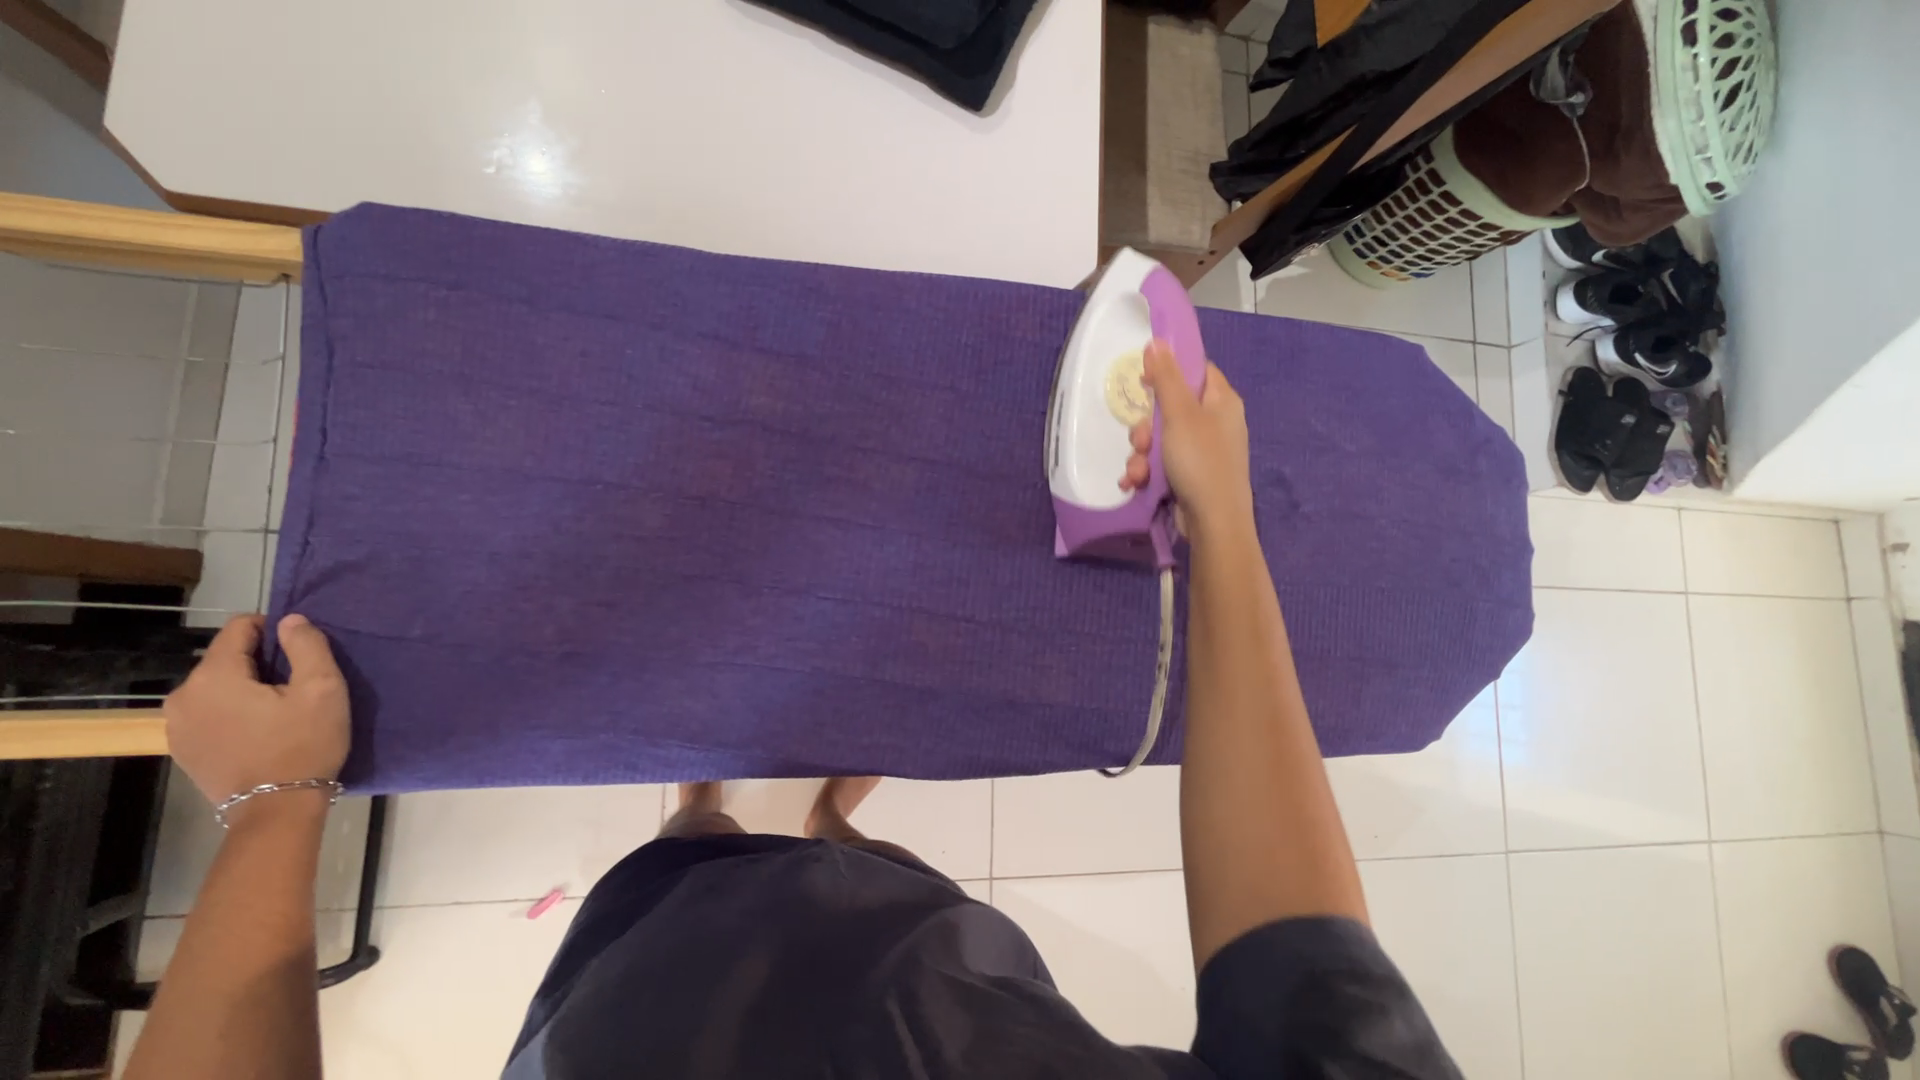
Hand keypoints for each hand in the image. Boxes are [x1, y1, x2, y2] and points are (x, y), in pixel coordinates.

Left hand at [164, 614, 350, 807]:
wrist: (275, 808)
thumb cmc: (303, 744)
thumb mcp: (323, 689)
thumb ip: (307, 646)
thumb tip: (290, 620)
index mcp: (213, 676)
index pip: (239, 628)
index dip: (275, 630)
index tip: (302, 653)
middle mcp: (182, 696)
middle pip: (226, 658)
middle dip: (260, 664)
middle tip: (296, 687)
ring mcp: (176, 725)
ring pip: (217, 686)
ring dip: (246, 688)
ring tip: (279, 711)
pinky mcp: (182, 748)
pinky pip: (210, 712)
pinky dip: (233, 712)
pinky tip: (259, 731)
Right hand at [1118, 338, 1252, 539]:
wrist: (1213, 522)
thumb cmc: (1201, 461)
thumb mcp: (1179, 414)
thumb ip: (1166, 377)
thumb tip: (1158, 341)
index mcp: (1221, 402)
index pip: (1196, 371)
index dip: (1169, 371)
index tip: (1144, 378)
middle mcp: (1214, 424)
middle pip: (1170, 408)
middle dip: (1145, 428)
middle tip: (1141, 440)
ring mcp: (1202, 452)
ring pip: (1159, 440)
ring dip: (1140, 455)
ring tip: (1138, 472)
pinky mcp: (1189, 477)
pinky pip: (1160, 464)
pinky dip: (1146, 473)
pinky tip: (1135, 484)